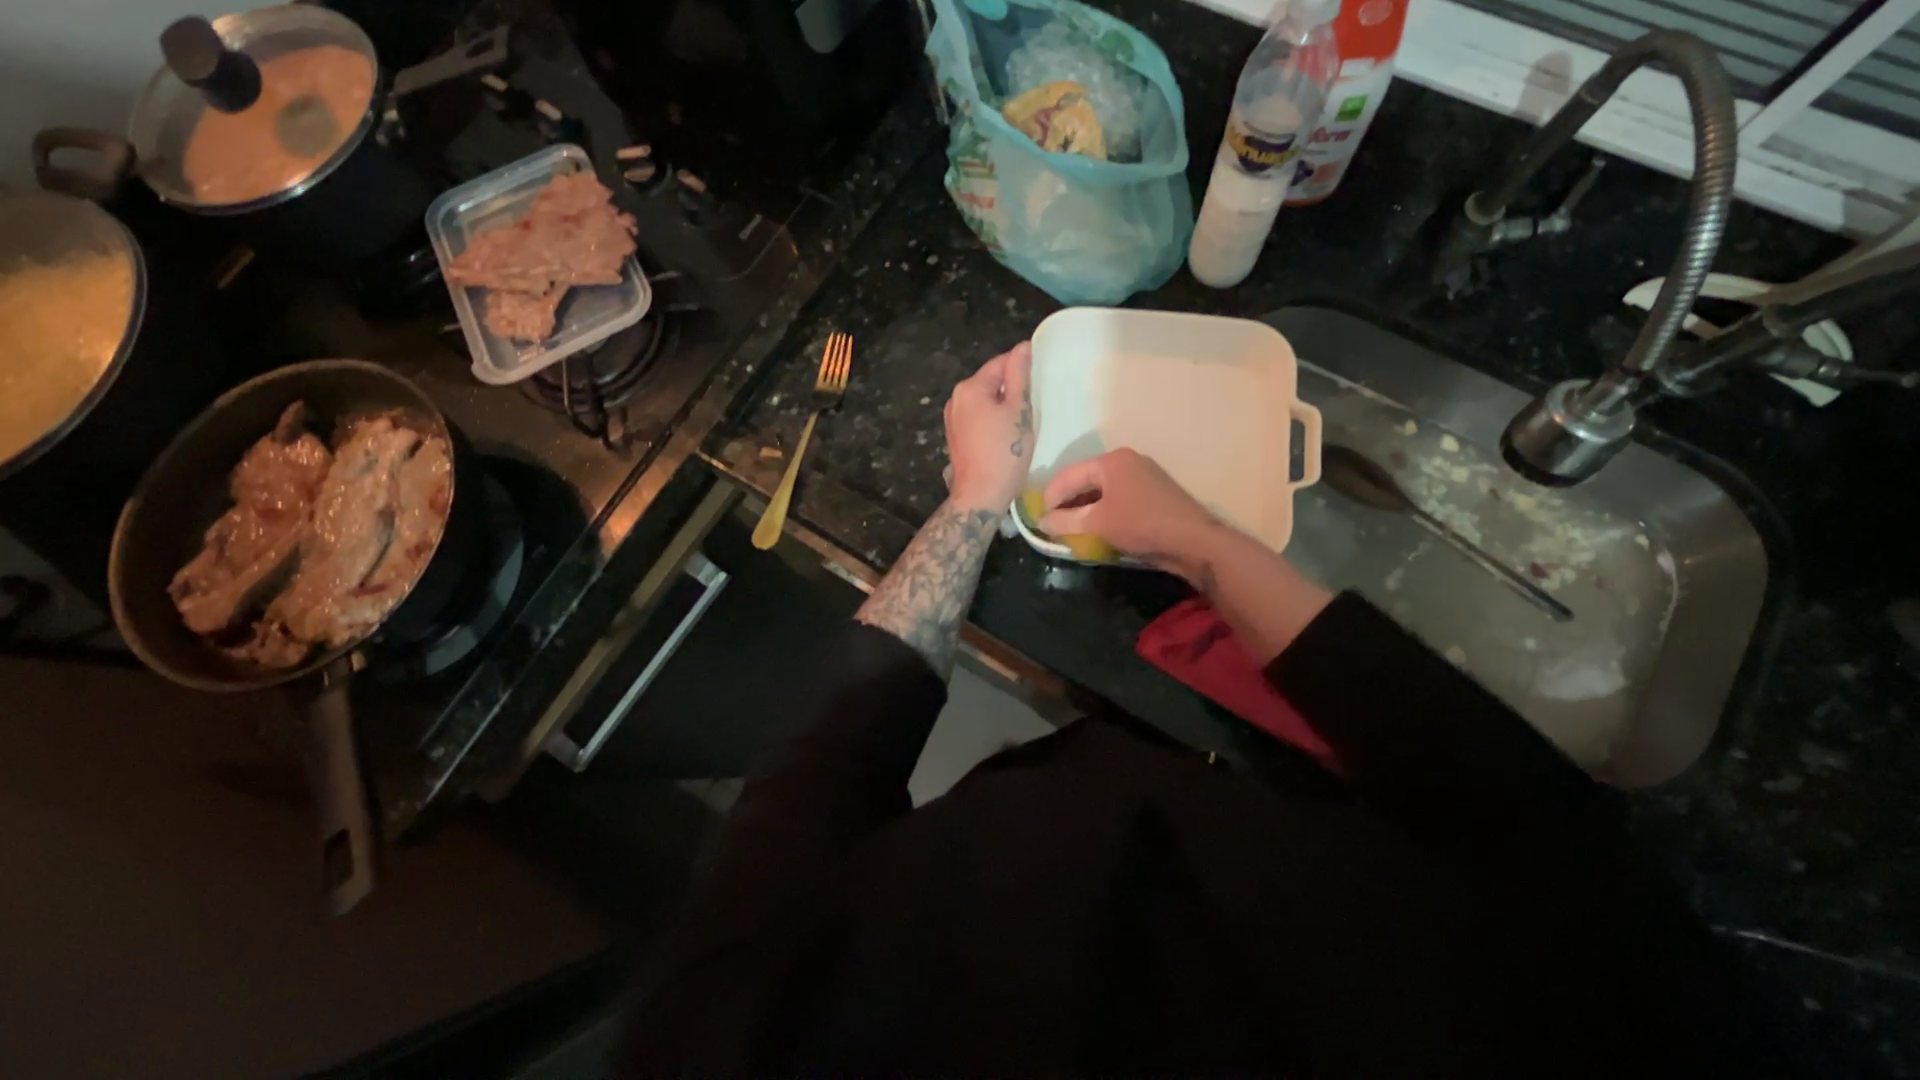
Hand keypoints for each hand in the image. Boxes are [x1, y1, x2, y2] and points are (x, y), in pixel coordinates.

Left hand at [944, 342, 1034, 514]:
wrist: (980, 495)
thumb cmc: (1004, 452)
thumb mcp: (1018, 411)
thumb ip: (1020, 376)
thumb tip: (1022, 347)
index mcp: (970, 387)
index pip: (1000, 362)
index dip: (1022, 366)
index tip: (1041, 379)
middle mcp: (956, 398)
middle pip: (990, 381)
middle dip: (1012, 388)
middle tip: (1035, 403)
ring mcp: (952, 419)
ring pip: (984, 401)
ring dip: (1003, 405)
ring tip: (1022, 421)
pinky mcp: (955, 436)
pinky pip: (978, 417)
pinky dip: (992, 419)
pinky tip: (1006, 434)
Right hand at [1038, 449, 1223, 579]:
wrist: (1194, 541)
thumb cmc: (1142, 525)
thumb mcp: (1098, 524)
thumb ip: (1065, 522)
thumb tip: (1042, 522)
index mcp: (1111, 461)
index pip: (1069, 474)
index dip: (1050, 496)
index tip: (1037, 518)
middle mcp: (1127, 461)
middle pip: (1085, 480)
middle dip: (1067, 502)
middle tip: (1051, 524)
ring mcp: (1143, 476)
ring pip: (1102, 491)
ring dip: (1084, 509)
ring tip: (1070, 529)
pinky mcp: (1153, 494)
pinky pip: (1118, 499)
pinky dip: (1103, 512)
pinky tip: (1096, 529)